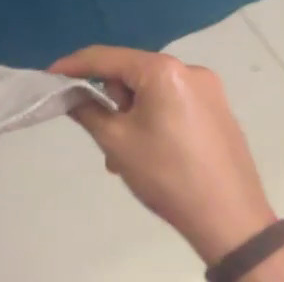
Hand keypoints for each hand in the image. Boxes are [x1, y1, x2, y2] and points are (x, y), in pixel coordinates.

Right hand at [50, 46, 277, 263]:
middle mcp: (190, 71)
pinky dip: (155, 118)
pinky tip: (152, 150)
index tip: (49, 76)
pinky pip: (173, 103)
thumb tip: (69, 93)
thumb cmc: (169, 176)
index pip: (105, 58)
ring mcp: (210, 92)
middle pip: (130, 73)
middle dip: (111, 99)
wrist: (234, 226)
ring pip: (151, 90)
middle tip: (104, 133)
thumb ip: (85, 108)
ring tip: (128, 152)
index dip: (72, 66)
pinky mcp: (220, 113)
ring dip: (132, 113)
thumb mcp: (115, 141)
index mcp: (163, 70)